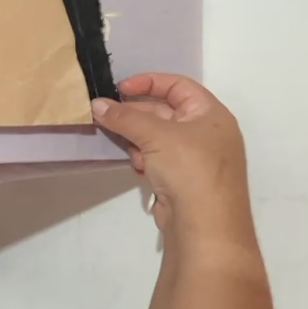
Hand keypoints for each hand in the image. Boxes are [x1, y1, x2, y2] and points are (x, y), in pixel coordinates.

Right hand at [92, 74, 250, 239]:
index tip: (118, 89)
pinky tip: (137, 166)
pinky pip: (156, 155)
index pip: (177, 85)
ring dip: (135, 137)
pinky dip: (142, 156)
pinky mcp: (182, 176)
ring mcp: (195, 156)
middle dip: (134, 114)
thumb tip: (96, 104)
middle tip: (105, 116)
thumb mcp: (155, 135)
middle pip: (163, 110)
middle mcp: (206, 132)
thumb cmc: (189, 169)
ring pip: (155, 135)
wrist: (205, 225)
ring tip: (122, 143)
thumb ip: (123, 117)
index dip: (148, 82)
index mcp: (210, 114)